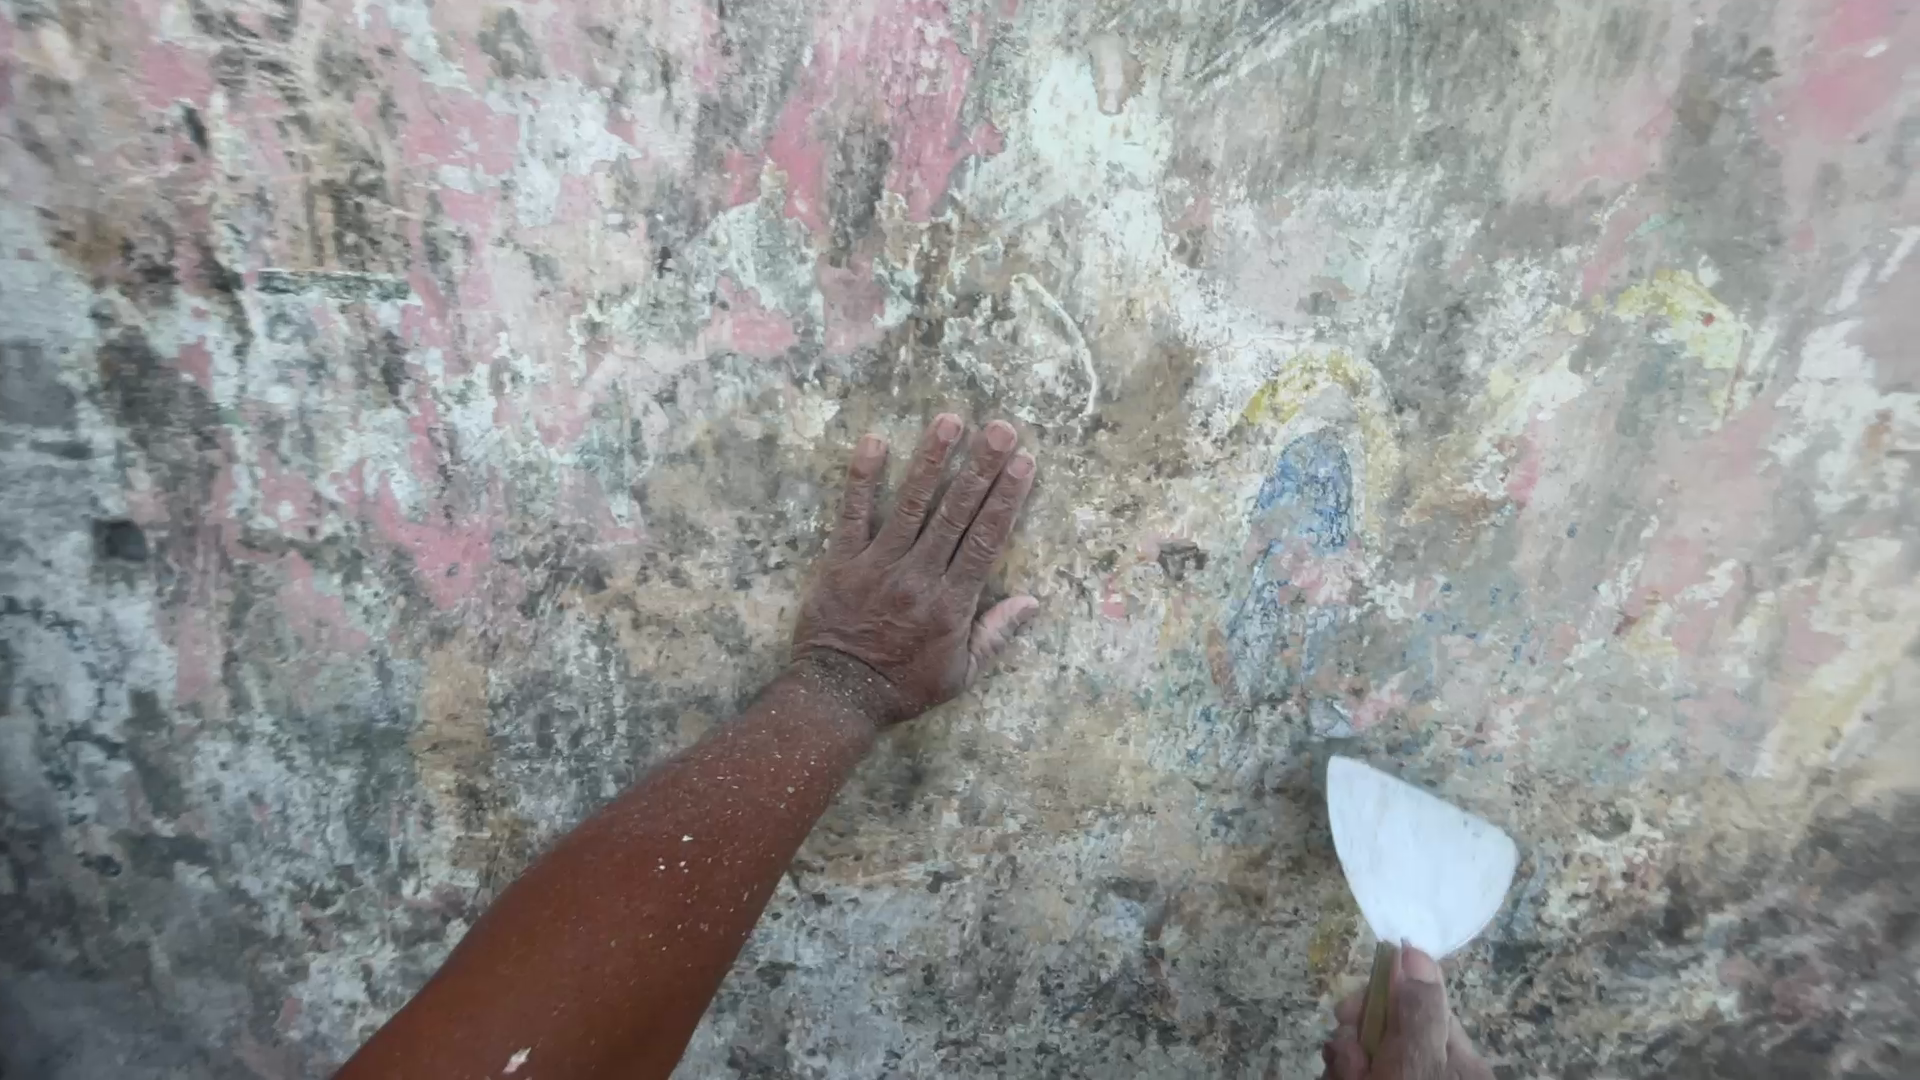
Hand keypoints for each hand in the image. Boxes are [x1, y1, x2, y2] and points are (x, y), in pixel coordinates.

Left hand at [791, 413, 1038, 725]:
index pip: (985, 540)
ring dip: (931, 461)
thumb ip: (997, 635)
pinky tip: (874, 443)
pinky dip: (862, 480)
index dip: (1006, 498)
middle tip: (999, 428)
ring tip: (948, 421)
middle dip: (980, 468)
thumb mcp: (962, 674)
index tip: (1023, 462)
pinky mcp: (841, 562)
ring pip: (910, 505)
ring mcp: (878, 565)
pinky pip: (853, 515)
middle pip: (955, 513)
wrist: (840, 695)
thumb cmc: (905, 686)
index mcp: (952, 603)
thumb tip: (1033, 601)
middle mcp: (919, 576)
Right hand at [1323, 948, 1493, 1079]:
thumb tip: (1414, 949)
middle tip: (1350, 1059)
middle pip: (1382, 1027)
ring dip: (1343, 1059)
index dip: (1374, 999)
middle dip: (1353, 1037)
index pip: (1412, 1000)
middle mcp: (1435, 1069)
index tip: (1346, 1012)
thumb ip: (1417, 1006)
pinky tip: (1340, 1079)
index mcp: (1458, 1057)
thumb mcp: (1417, 1057)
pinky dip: (1342, 1073)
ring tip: (1344, 1076)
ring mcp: (1406, 1077)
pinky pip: (1354, 1070)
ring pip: (1361, 1051)